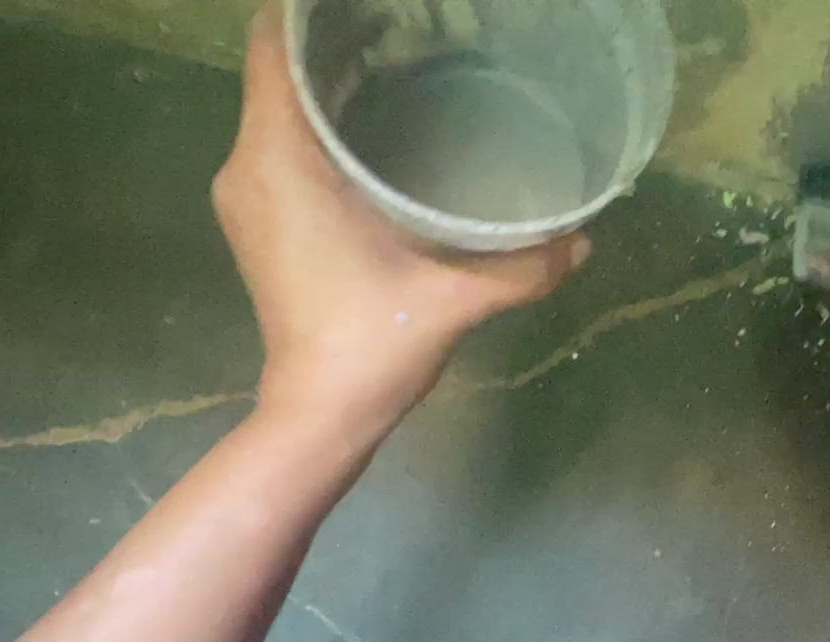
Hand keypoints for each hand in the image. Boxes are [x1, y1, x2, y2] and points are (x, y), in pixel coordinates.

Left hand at [212, 2, 590, 435]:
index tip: (381, 14)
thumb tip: (583, 241)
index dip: (320, 15)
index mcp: (279, 160)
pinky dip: (319, 138)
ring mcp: (247, 200)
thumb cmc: (374, 346)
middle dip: (338, 51)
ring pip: (278, 115)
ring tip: (400, 85)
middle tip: (411, 45)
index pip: (276, 45)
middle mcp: (246, 166)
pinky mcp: (260, 228)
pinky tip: (374, 151)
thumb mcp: (456, 300)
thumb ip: (523, 268)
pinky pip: (281, 153)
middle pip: (278, 73)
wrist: (321, 414)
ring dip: (328, 96)